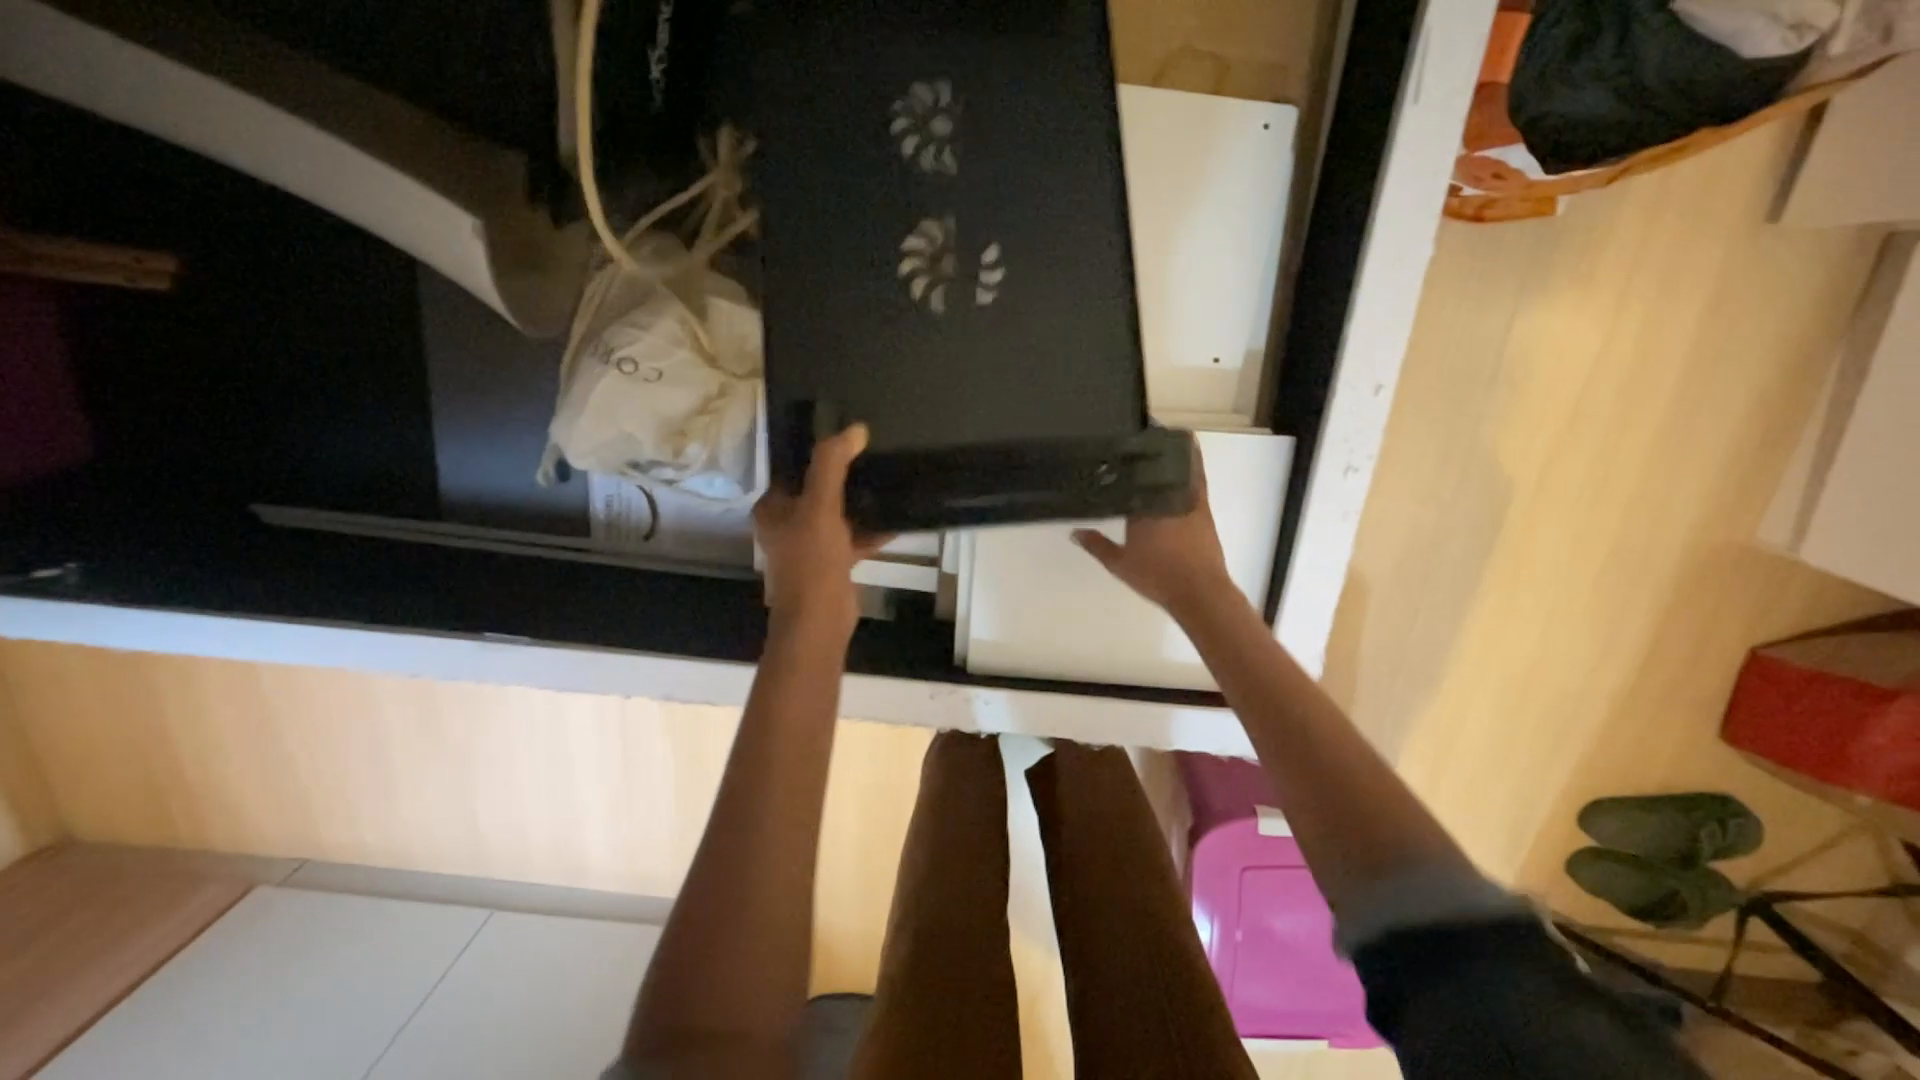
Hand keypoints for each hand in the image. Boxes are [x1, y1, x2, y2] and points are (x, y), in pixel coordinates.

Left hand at [754, 424, 890, 630]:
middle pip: (817, 490)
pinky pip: (854, 537)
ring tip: (887, 479)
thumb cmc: (811, 559)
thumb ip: (833, 464)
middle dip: (843, 476)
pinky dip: (871, 530)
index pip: (793, 469)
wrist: (820, 618)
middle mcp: (787, 524)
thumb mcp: (820, 504)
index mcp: (772, 508)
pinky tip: (896, 519)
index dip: (817, 452)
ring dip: (859, 502)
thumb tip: (855, 429)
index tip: (847, 435)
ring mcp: (810, 546)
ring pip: (837, 514)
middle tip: (872, 454)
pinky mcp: (833, 564)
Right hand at [1072, 437, 1235, 618]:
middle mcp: (1165, 496)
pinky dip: (1192, 460)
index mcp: (1141, 507)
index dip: (1120, 459)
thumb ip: (1097, 545)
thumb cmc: (1157, 576)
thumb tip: (1075, 532)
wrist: (1199, 591)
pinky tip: (1187, 449)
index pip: (1127, 476)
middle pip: (1153, 464)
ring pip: (1176, 464)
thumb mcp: (1120, 564)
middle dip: (1144, 447)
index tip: (1111, 441)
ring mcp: (1188, 499)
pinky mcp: (1203, 506)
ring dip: (1168, 448)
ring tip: (1156, 434)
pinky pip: (1197, 475)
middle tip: (1131, 433)